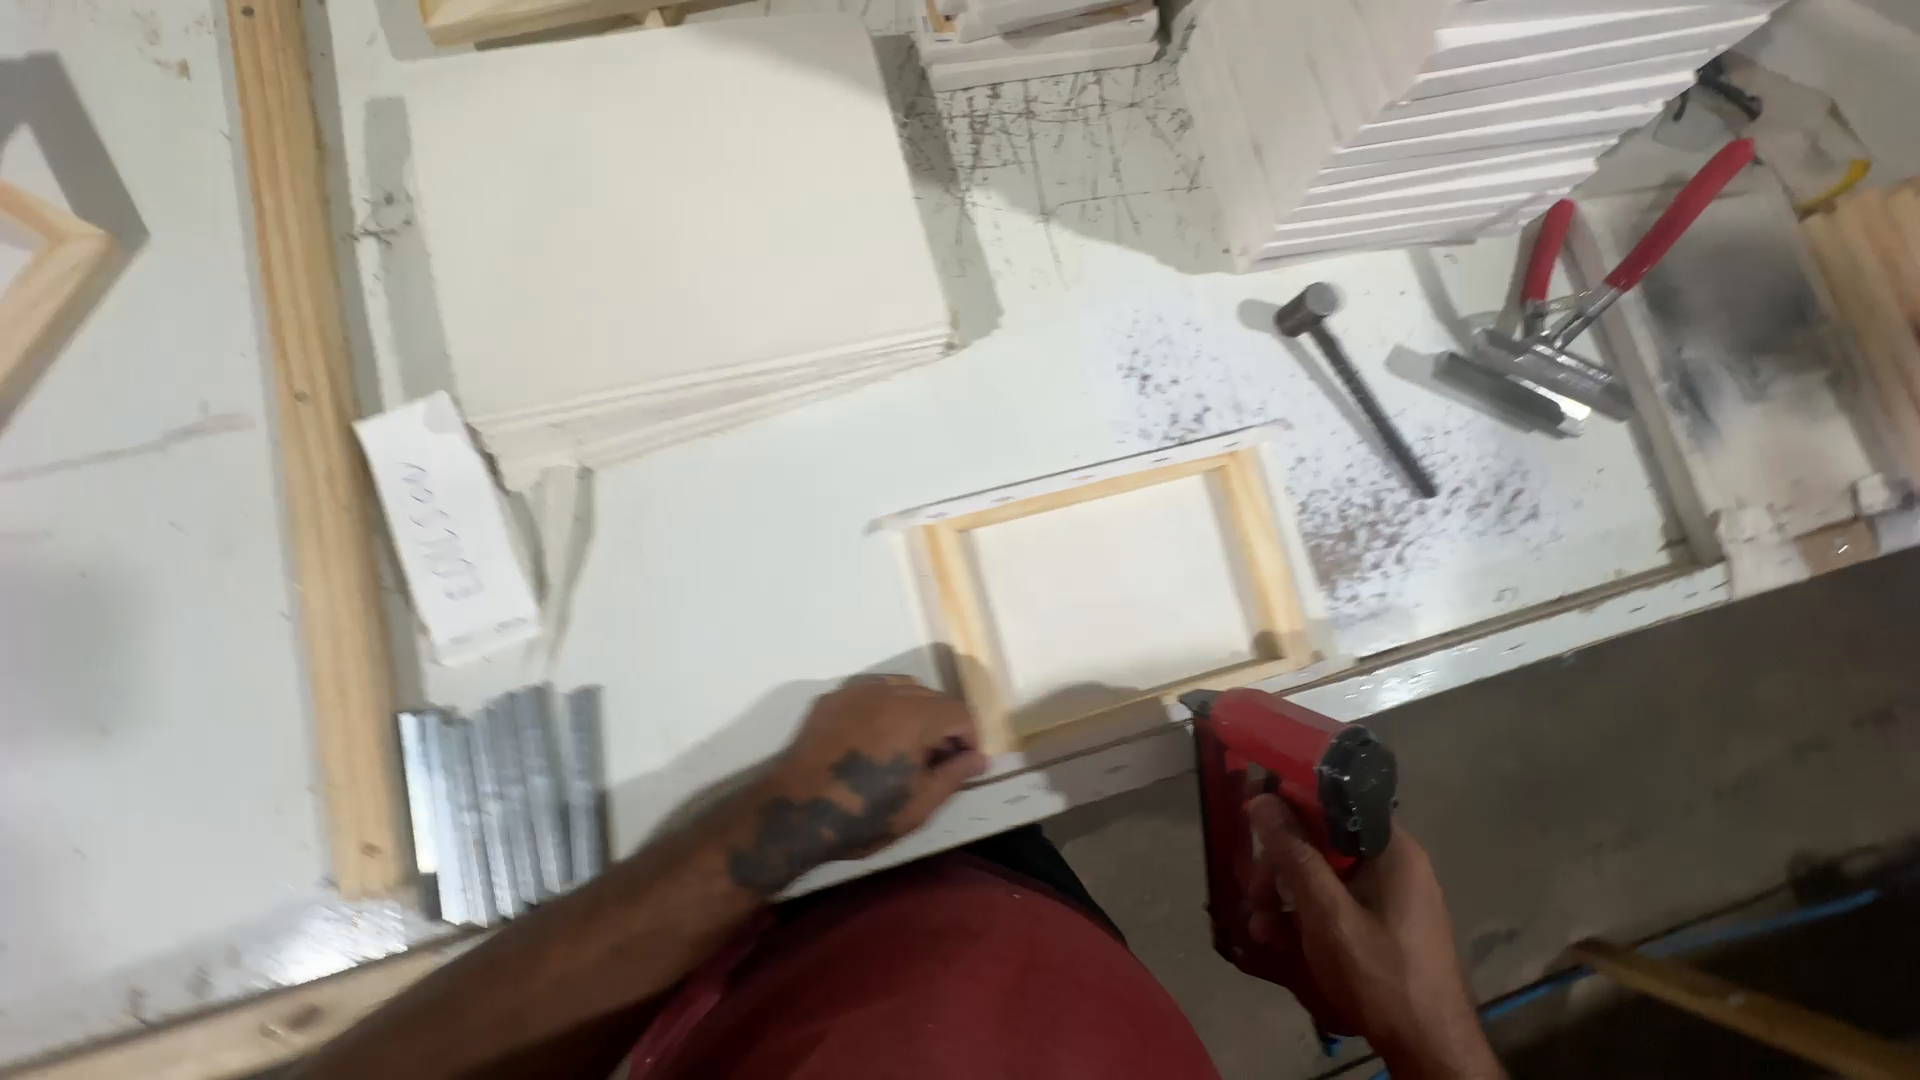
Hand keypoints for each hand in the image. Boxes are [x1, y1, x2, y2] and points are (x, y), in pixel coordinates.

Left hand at [723, 677, 986, 894]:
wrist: (795, 814)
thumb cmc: (862, 816)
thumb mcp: (919, 806)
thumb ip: (954, 776)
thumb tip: (979, 758)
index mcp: (915, 717)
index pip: (959, 712)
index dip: (968, 738)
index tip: (962, 766)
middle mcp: (888, 693)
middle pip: (932, 697)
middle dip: (942, 725)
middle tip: (935, 762)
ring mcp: (857, 691)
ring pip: (902, 689)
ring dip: (914, 713)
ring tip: (905, 749)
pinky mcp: (833, 699)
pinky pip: (872, 692)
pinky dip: (884, 709)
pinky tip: (874, 740)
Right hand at [1246, 795, 1503, 1079]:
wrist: (1432, 1055)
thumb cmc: (1381, 976)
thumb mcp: (1327, 913)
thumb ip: (1294, 853)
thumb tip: (1263, 799)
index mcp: (1391, 849)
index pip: (1333, 802)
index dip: (1288, 803)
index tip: (1250, 815)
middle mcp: (1392, 864)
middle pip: (1321, 842)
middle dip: (1279, 866)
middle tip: (1254, 894)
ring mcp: (1388, 897)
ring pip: (1322, 875)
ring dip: (1284, 896)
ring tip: (1259, 928)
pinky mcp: (1381, 925)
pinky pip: (1333, 903)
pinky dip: (1303, 916)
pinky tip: (1276, 939)